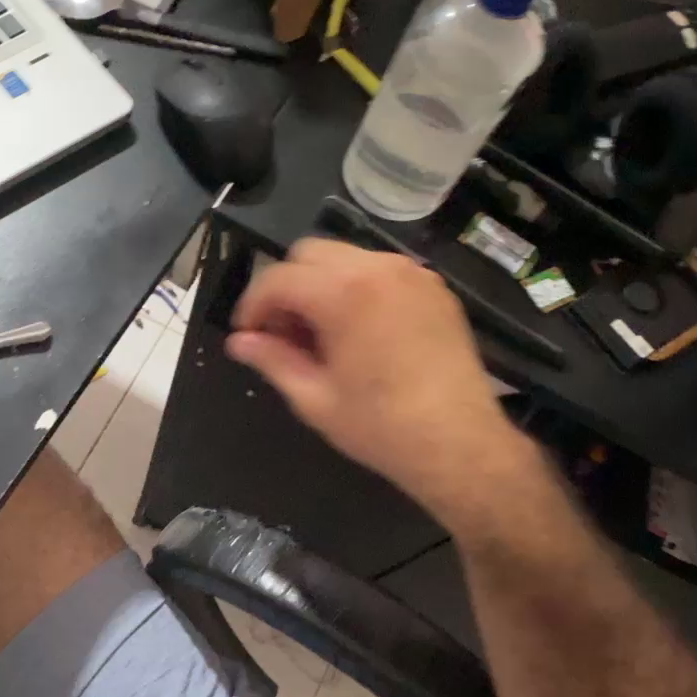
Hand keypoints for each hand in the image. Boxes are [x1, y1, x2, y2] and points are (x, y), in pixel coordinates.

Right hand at [226, 238, 526, 517]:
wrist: (458, 443)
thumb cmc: (379, 427)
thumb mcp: (314, 398)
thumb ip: (273, 360)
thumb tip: (238, 343)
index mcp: (344, 292)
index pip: (278, 278)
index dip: (252, 304)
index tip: (247, 335)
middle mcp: (379, 267)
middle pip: (310, 253)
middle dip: (286, 288)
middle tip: (282, 335)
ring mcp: (412, 274)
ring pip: (347, 258)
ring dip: (321, 286)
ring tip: (319, 336)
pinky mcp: (435, 289)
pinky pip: (381, 273)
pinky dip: (356, 290)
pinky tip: (356, 334)